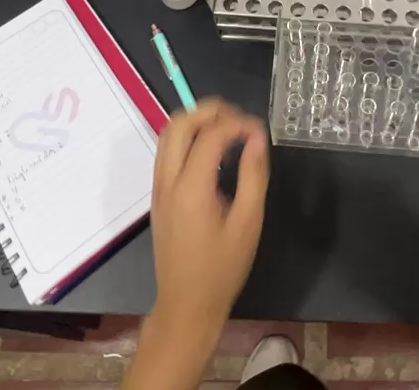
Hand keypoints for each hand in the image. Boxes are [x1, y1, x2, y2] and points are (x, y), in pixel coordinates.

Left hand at [149, 98, 269, 326]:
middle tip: (239, 119)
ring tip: (227, 129)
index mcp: (191, 187)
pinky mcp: (157, 195)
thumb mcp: (248, 223)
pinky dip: (187, 138)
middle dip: (210, 111)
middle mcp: (168, 180)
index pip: (210, 134)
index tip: (260, 130)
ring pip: (167, 133)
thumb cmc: (222, 269)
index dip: (237, 123)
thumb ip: (253, 175)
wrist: (186, 306)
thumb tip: (258, 137)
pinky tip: (211, 151)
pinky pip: (167, 151)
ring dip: (196, 121)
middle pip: (179, 122)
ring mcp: (158, 187)